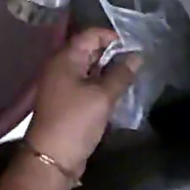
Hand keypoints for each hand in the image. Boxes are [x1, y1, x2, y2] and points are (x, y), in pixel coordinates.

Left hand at [25, 28, 139, 178]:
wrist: (52, 156)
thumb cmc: (76, 120)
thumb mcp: (102, 96)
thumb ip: (120, 74)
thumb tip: (136, 55)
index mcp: (65, 57)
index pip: (89, 34)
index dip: (112, 36)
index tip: (134, 47)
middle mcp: (60, 65)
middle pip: (88, 49)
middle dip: (112, 53)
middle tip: (137, 62)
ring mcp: (61, 82)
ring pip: (87, 67)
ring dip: (107, 70)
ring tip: (132, 76)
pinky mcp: (65, 99)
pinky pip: (85, 83)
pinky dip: (100, 84)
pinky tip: (117, 91)